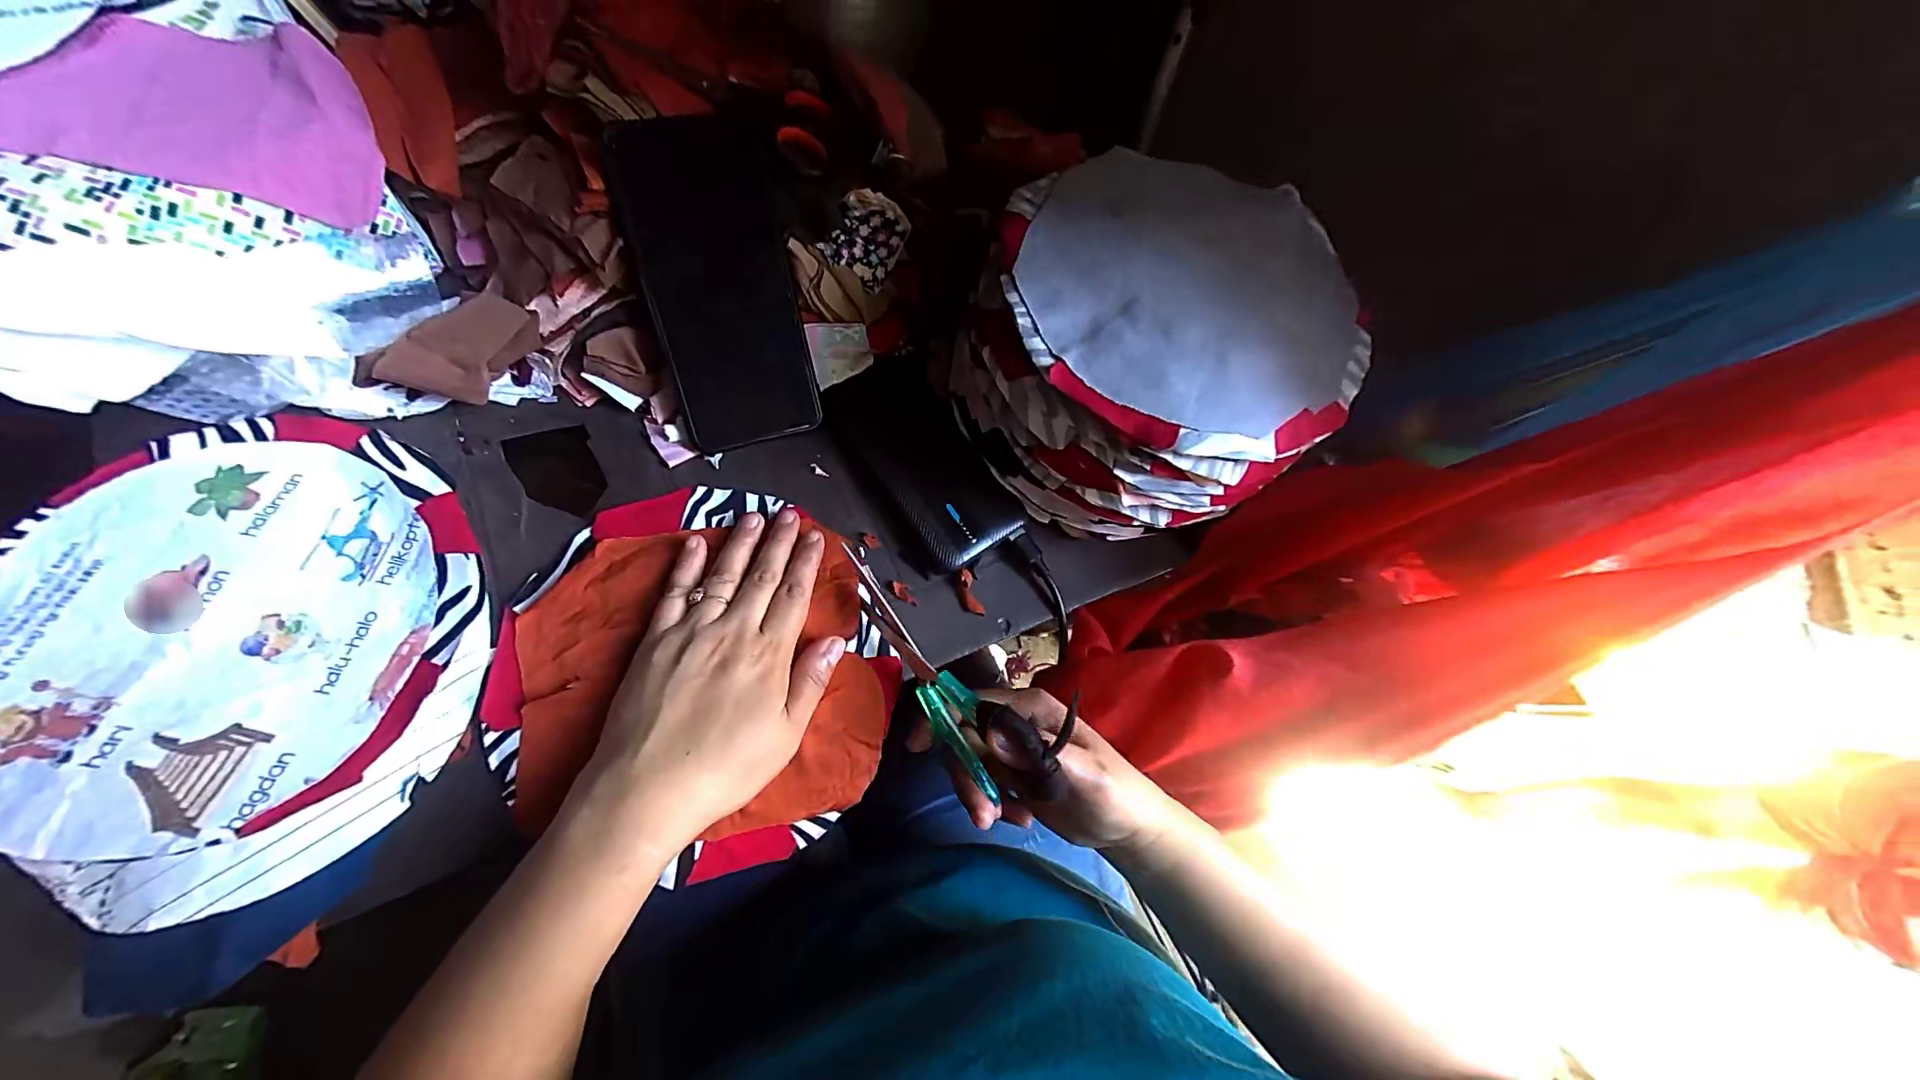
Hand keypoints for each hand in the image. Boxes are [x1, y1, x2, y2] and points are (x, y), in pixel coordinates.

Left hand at [571, 509, 845, 847]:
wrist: (647, 788)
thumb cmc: (727, 769)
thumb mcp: (785, 736)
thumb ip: (810, 682)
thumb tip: (835, 640)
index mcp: (768, 655)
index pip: (793, 596)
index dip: (806, 563)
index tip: (815, 537)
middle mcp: (732, 632)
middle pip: (761, 578)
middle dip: (778, 542)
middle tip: (790, 514)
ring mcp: (690, 633)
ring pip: (722, 577)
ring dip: (740, 544)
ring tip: (754, 518)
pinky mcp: (655, 641)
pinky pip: (674, 594)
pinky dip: (686, 566)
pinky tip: (696, 543)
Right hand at [920, 687, 1179, 853]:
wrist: (1126, 826)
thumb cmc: (1114, 793)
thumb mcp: (1083, 776)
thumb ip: (1038, 755)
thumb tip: (988, 736)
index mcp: (1032, 708)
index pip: (974, 702)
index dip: (942, 718)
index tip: (918, 746)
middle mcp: (1017, 720)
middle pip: (964, 734)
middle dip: (966, 774)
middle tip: (984, 814)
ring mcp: (1012, 746)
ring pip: (969, 759)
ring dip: (978, 792)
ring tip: (1006, 820)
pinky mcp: (1011, 771)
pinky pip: (983, 780)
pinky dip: (991, 802)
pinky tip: (1019, 818)